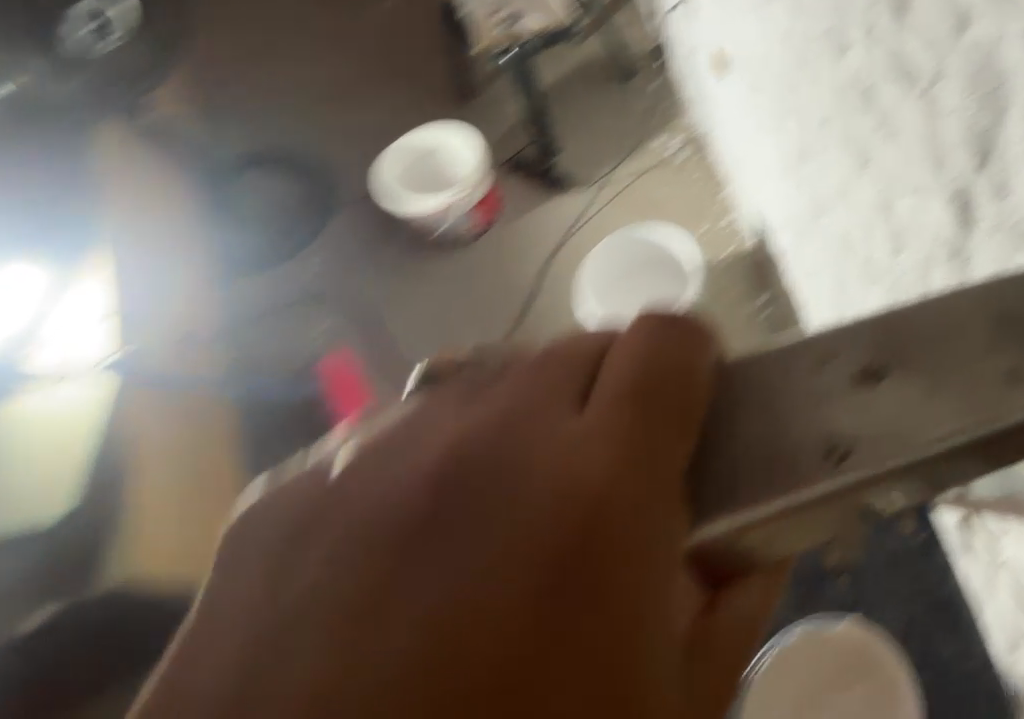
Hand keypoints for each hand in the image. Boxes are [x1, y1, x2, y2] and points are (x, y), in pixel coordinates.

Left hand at [130, 315, 787, 718]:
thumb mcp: (673, 708)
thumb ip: (734, 603)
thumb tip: (747, 542)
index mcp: (600, 486)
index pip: (667, 340)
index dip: (693, 365)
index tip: (693, 409)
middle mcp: (485, 441)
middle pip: (575, 352)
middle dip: (609, 397)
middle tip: (603, 484)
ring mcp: (369, 460)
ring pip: (480, 382)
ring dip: (514, 427)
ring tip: (499, 520)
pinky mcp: (277, 500)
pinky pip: (382, 436)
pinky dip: (420, 468)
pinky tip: (402, 560)